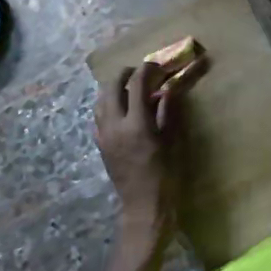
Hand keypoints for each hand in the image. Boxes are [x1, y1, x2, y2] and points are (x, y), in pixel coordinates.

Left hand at [95, 63, 177, 243]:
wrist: (143, 205)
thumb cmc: (165, 174)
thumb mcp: (171, 141)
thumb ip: (167, 112)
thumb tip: (167, 89)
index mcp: (136, 124)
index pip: (137, 85)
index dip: (145, 70)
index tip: (154, 64)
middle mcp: (115, 125)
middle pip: (112, 87)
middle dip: (125, 75)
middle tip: (139, 73)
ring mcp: (104, 135)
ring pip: (101, 100)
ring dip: (114, 89)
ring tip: (129, 89)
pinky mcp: (100, 144)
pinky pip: (99, 116)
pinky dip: (108, 105)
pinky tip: (121, 110)